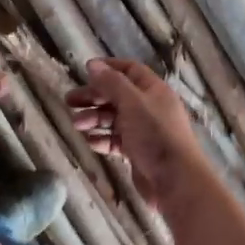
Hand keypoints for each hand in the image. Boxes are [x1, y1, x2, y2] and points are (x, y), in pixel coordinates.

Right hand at [67, 58, 205, 205]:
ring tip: (76, 124)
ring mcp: (144, 131)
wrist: (175, 179)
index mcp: (153, 90)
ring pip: (114, 119)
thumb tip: (93, 64)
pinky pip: (116, 141)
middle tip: (69, 101)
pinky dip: (103, 139)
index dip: (108, 68)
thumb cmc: (155, 134)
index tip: (85, 71)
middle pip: (117, 95)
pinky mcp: (138, 152)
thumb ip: (111, 82)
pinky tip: (90, 142)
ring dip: (94, 118)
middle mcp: (149, 107)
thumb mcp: (132, 102)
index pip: (130, 70)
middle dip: (94, 96)